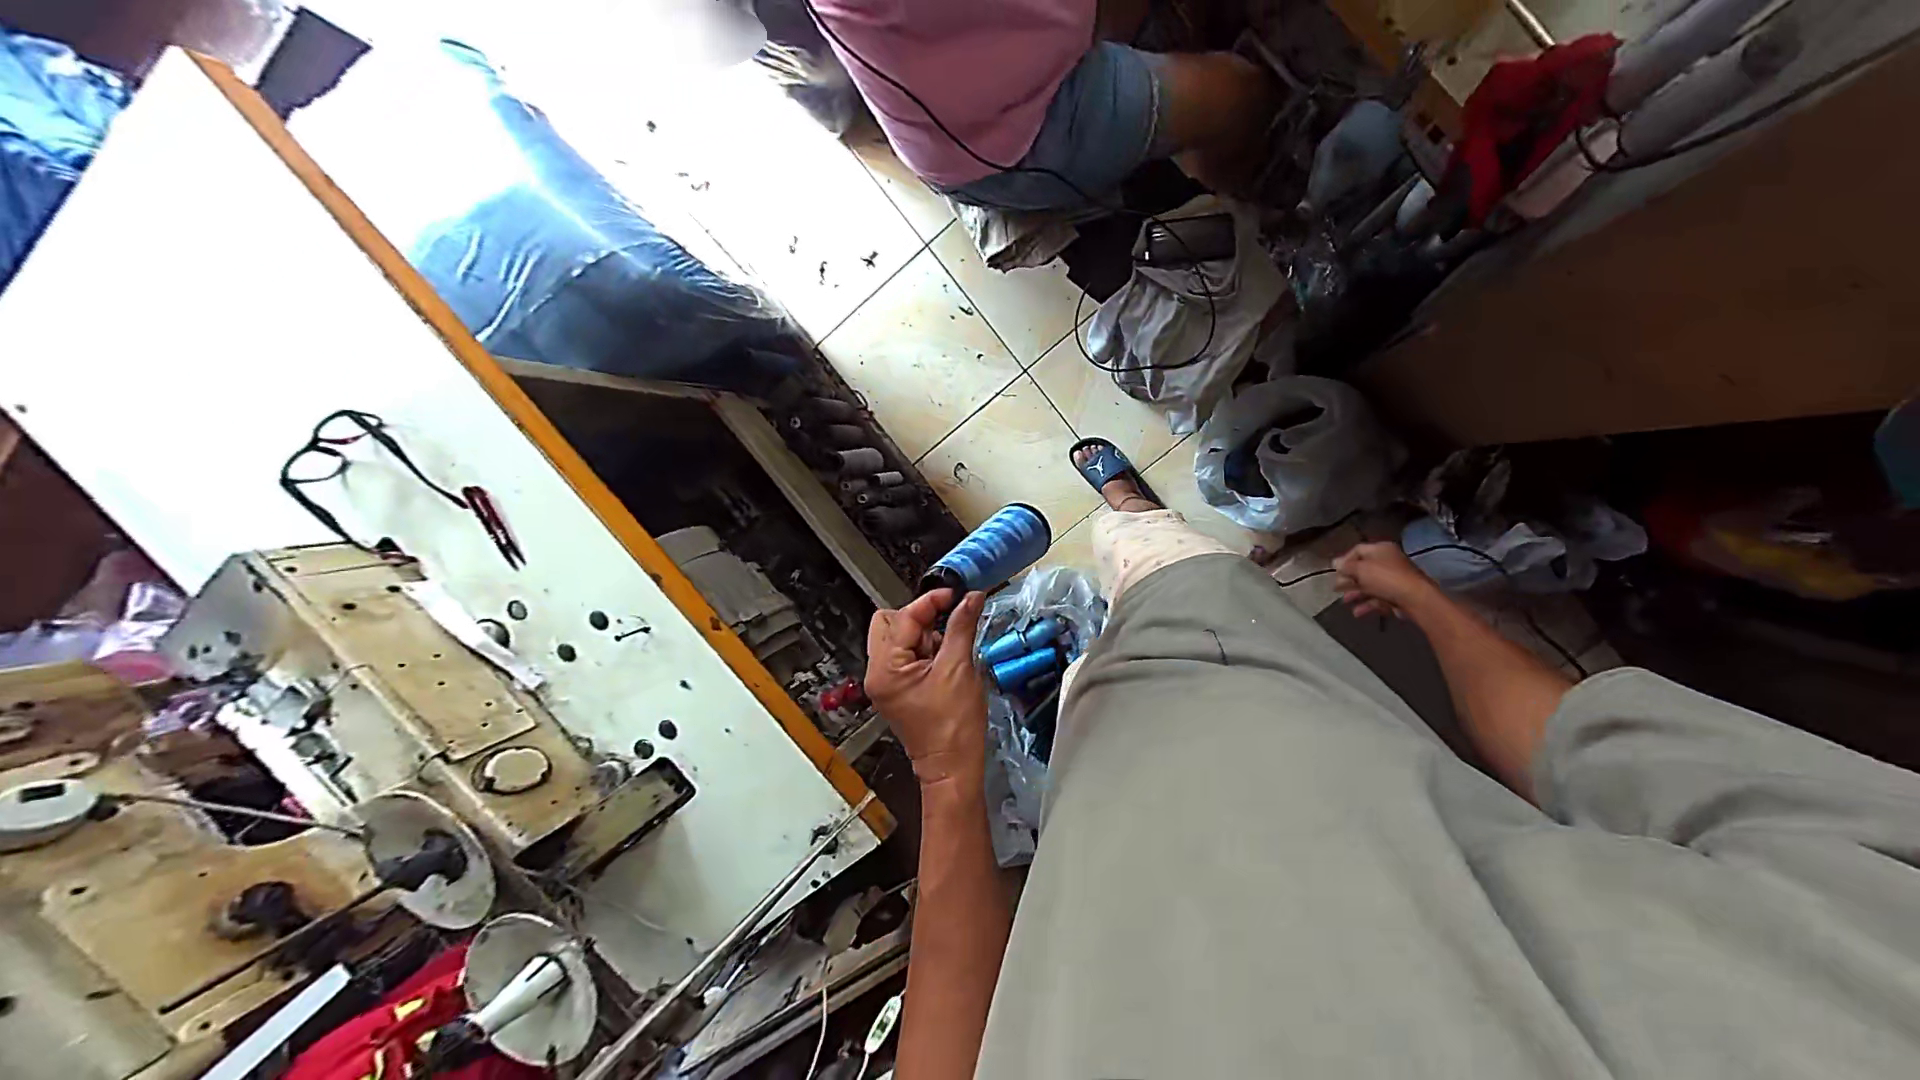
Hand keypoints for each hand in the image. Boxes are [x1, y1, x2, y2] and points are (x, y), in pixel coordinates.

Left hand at [865, 589, 988, 787]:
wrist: (952, 767)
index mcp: (886, 669)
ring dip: (924, 635)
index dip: (931, 602)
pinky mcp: (897, 689)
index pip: (903, 618)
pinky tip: (945, 663)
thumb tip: (970, 598)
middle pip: (889, 623)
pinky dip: (925, 650)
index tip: (955, 595)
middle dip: (921, 618)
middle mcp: (877, 673)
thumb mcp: (960, 668)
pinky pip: (905, 655)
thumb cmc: (954, 728)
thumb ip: (961, 627)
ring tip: (948, 653)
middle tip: (948, 624)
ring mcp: (885, 682)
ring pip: (898, 638)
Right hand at [1332, 541, 1443, 619]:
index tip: (1335, 572)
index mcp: (1381, 549)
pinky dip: (1366, 604)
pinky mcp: (1397, 595)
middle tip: (1337, 588)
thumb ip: (1345, 566)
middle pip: (1362, 569)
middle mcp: (1388, 562)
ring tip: (1345, 601)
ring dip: (1355, 593)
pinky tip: (1357, 612)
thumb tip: (1335, 563)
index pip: (1357, 550)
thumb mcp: (1360, 569)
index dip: (1344, 560)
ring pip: (1369, 585)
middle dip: (1348, 580)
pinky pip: (1378, 598)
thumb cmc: (1385, 578)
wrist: (1415, 598)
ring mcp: (1393, 579)